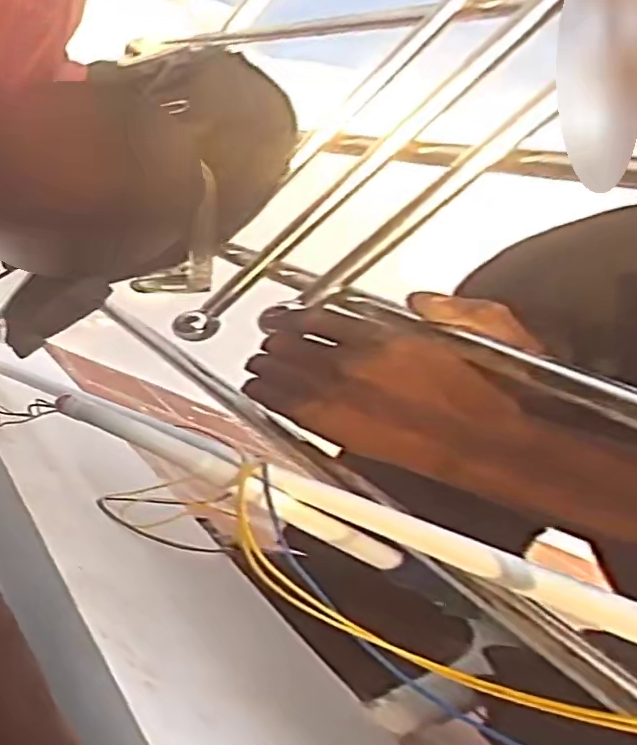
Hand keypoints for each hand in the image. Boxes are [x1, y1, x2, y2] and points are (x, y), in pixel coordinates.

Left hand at [241, 293, 538, 481]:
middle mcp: (347, 360)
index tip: (285, 318)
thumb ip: (451, 311)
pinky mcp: (313, 417)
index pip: (312, 316)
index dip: (292, 316)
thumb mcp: (483, 338)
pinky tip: (263, 386)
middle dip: (275, 339)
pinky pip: (263, 394)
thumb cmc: (486, 396)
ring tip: (268, 363)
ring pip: (267, 364)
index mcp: (384, 337)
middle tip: (275, 343)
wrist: (479, 443)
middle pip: (281, 340)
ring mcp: (325, 389)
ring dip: (264, 362)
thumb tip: (417, 300)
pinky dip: (258, 387)